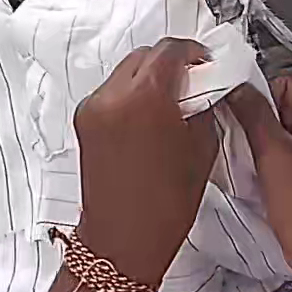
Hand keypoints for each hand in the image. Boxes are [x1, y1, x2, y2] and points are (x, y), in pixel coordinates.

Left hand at [74, 39, 217, 285]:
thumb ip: (203, 106)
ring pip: (126, 71)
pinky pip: (113, 92)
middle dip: (171, 62)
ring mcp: (93, 107)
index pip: (170, 50)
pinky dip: (133, 94)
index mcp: (146, 96)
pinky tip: (150, 117)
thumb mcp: (202, 146)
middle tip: (194, 81)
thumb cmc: (168, 201)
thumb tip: (204, 88)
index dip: (194, 52)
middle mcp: (112, 95)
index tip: (207, 64)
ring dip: (150, 76)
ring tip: (172, 101)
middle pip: (144, 55)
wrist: (123, 241)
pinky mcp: (83, 121)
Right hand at [226, 76, 291, 287]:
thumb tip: (238, 90)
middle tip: (262, 157)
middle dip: (270, 127)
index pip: (286, 84)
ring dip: (277, 145)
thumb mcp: (273, 158)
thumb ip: (253, 115)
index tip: (244, 127)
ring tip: (274, 173)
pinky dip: (289, 158)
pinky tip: (282, 180)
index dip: (260, 106)